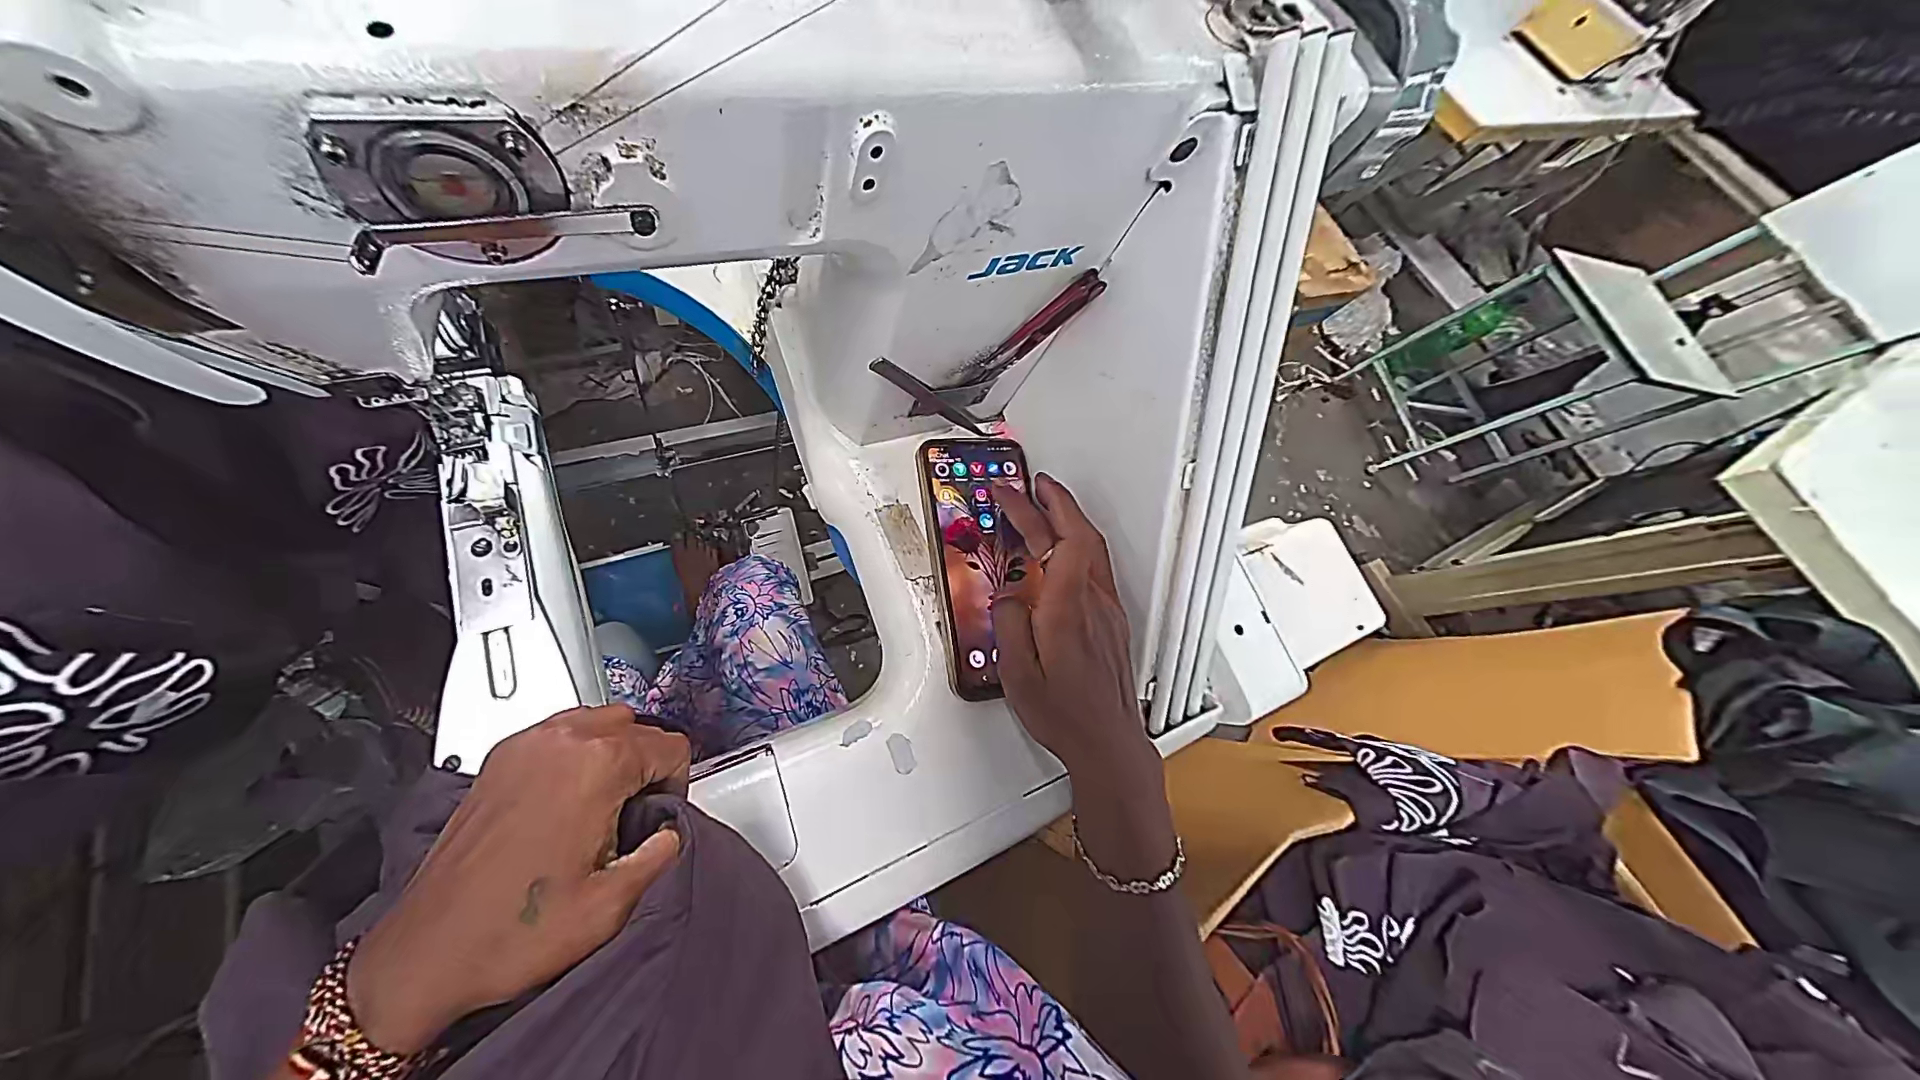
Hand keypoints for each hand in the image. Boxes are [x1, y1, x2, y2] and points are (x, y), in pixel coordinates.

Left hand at [347, 705, 688, 1052]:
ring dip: (615, 752)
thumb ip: (661, 855)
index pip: (670, 746)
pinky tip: (570, 796)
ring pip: (600, 720)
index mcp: (597, 765)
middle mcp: (561, 742)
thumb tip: (670, 832)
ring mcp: (525, 746)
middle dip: (647, 765)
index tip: (660, 814)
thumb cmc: (506, 932)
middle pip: (638, 726)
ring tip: (604, 802)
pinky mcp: (498, 760)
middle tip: (636, 811)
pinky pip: (561, 731)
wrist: (422, 957)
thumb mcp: (612, 904)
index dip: (676, 783)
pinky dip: (578, 751)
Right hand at [991, 473, 1152, 772]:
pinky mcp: (1112, 619)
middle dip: (1054, 500)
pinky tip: (1067, 545)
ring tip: (1049, 502)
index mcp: (1067, 609)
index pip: (1054, 539)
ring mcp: (1107, 609)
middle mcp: (1093, 602)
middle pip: (1079, 533)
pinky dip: (1080, 540)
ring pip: (1093, 546)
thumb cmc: (1067, 714)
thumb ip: (1010, 624)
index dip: (1033, 509)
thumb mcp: (1018, 674)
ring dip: (1071, 517)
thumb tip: (1009, 596)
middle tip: (1031, 483)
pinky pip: (1097, 565)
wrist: (1108, 741)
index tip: (1010, 492)